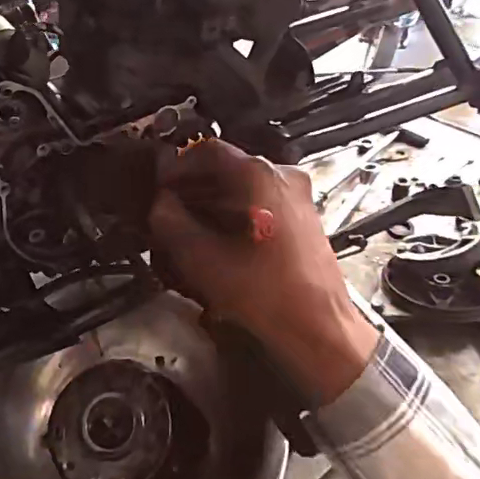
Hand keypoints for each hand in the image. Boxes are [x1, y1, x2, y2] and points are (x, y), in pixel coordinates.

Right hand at [149, 139, 379, 404]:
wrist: (318, 328)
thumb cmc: (269, 294)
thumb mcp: (202, 258)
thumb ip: (171, 222)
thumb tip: (161, 205)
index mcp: (260, 175)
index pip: (208, 150)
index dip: (178, 165)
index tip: (162, 183)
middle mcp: (282, 177)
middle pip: (227, 166)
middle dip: (193, 184)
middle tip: (170, 205)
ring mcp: (296, 196)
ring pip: (244, 184)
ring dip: (213, 199)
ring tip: (190, 224)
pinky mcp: (302, 217)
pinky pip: (260, 201)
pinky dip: (235, 211)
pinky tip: (218, 238)